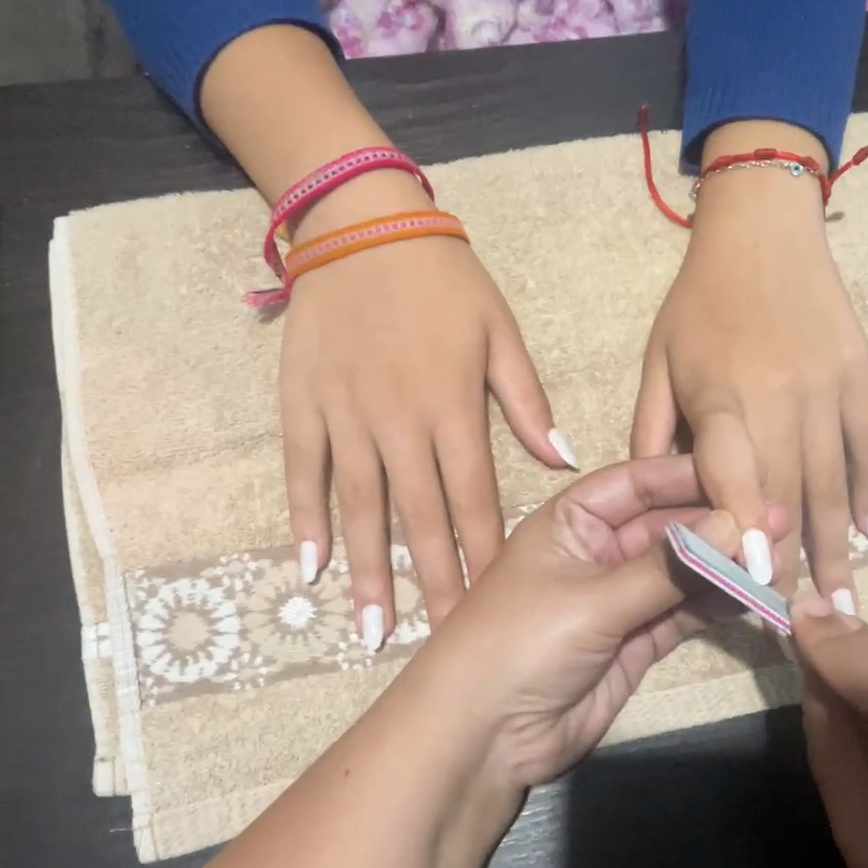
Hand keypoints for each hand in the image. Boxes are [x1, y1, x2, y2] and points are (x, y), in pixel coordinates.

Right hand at [280, 172, 573, 647]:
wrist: (361, 225)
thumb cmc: (443, 280)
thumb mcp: (500, 331)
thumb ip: (529, 401)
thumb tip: (565, 460)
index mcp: (455, 409)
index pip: (476, 499)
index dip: (485, 555)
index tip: (494, 606)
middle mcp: (401, 424)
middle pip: (421, 519)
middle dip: (433, 584)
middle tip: (439, 643)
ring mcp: (346, 418)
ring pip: (361, 508)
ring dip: (369, 571)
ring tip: (374, 629)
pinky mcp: (302, 406)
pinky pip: (303, 472)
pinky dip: (306, 519)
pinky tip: (310, 566)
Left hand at [413, 455, 790, 786]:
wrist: (484, 735)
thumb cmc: (523, 642)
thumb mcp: (592, 598)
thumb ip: (668, 567)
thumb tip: (737, 525)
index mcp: (572, 520)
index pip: (639, 482)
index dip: (690, 476)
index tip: (747, 472)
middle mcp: (599, 550)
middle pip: (668, 526)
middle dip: (718, 525)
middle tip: (778, 522)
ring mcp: (620, 598)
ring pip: (682, 571)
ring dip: (725, 566)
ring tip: (778, 557)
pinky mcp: (637, 642)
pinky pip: (684, 612)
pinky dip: (717, 604)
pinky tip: (753, 593)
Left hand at [632, 122, 867, 611]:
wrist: (765, 229)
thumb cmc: (699, 303)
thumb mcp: (658, 362)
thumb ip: (653, 431)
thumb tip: (651, 498)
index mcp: (721, 397)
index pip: (732, 472)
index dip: (742, 530)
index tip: (754, 585)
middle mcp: (780, 399)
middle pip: (787, 494)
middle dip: (794, 562)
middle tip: (800, 622)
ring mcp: (828, 389)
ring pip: (834, 481)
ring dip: (840, 544)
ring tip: (847, 600)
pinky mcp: (862, 378)